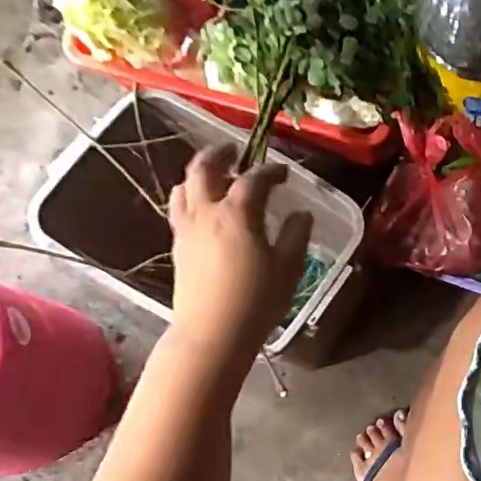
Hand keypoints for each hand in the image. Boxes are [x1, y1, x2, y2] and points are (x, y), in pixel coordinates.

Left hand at [165, 144, 313, 367]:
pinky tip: (202, 206)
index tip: (285, 173)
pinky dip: (190, 195)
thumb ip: (296, 236)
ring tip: (216, 176)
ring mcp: (187, 227)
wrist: (214, 329)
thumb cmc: (259, 299)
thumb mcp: (288, 268)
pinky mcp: (178, 244)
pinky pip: (179, 207)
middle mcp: (206, 212)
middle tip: (235, 151)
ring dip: (200, 174)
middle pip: (204, 169)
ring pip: (184, 186)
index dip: (271, 172)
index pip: (254, 180)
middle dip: (220, 155)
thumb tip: (302, 214)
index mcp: (238, 215)